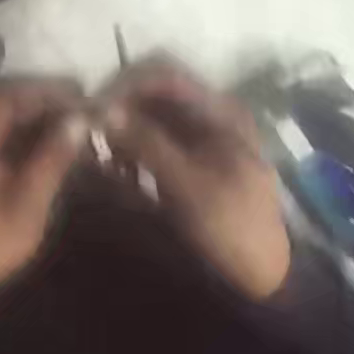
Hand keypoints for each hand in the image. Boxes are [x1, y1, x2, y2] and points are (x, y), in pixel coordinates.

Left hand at [0, 82, 89, 306]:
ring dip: (38, 119)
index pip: (10, 98)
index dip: (46, 92)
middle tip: (82, 109)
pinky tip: (54, 147)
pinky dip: (28, 138)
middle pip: (6, 105)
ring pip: (6, 122)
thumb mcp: (26, 206)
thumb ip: (51, 160)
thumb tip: (78, 121)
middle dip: (45, 102)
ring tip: (74, 126)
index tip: (80, 95)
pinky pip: (3, 140)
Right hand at [101, 59, 289, 299]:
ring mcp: (200, 134)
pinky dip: (132, 146)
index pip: (164, 74)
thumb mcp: (189, 185)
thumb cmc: (231, 227)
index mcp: (221, 110)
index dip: (126, 84)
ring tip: (103, 154)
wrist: (261, 278)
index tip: (94, 108)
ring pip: (150, 113)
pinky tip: (118, 169)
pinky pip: (153, 137)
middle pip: (155, 91)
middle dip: (121, 106)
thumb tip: (102, 109)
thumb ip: (147, 143)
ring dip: (124, 127)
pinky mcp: (189, 157)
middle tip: (92, 131)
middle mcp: (211, 112)